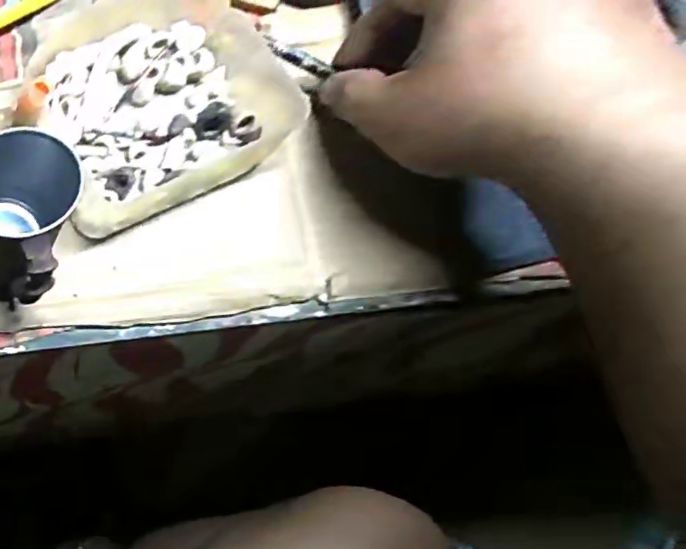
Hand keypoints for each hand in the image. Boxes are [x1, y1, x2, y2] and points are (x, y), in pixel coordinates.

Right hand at [320, 0, 683, 186]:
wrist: (594, 125)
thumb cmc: (472, 112)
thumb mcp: (383, 114)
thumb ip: (349, 94)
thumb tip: (340, 84)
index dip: (359, 42)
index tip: (345, 82)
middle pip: (448, 4)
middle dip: (409, 41)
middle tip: (389, 86)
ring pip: (496, 13)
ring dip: (460, 43)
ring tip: (444, 90)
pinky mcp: (619, 7)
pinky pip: (543, 21)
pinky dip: (510, 47)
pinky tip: (500, 87)